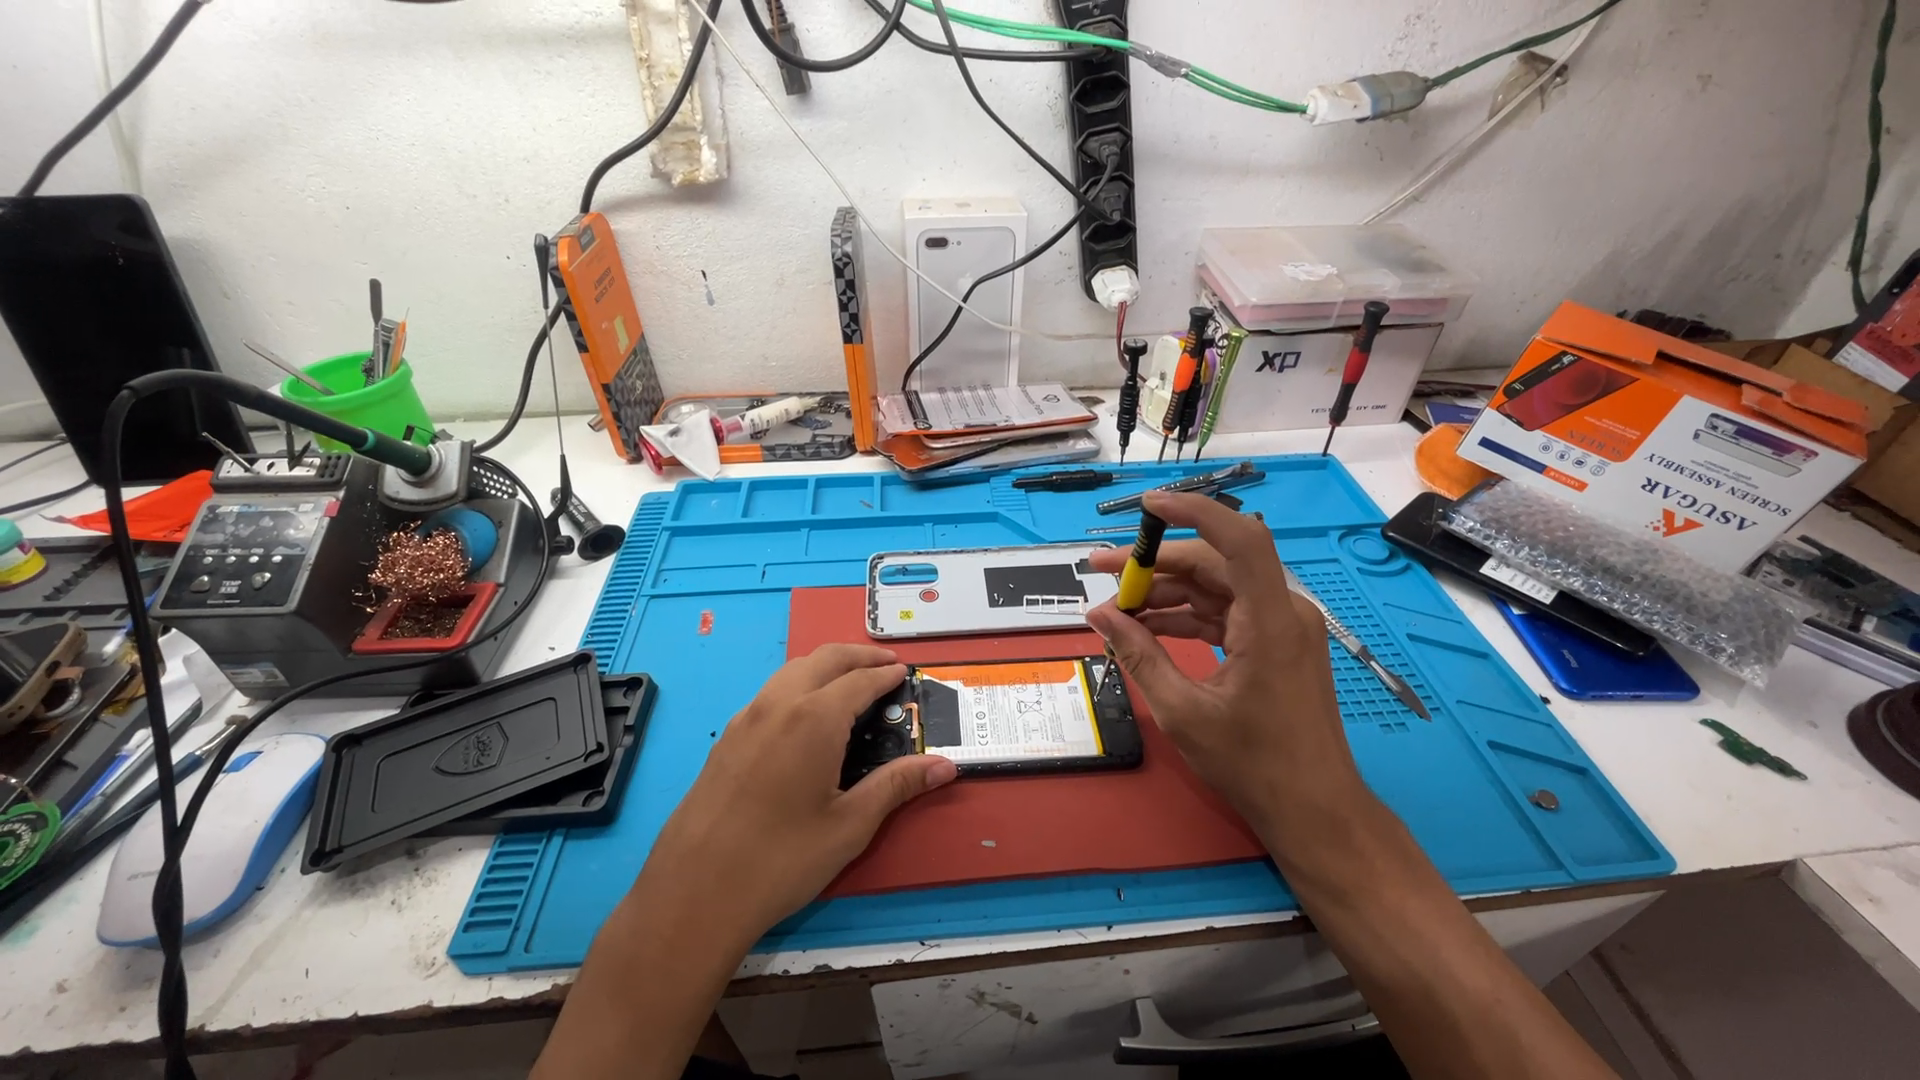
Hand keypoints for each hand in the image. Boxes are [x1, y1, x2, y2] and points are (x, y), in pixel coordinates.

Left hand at [633, 644, 957, 942]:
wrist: (694, 893)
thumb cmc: (782, 859)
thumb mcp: (850, 825)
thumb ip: (896, 785)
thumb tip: (943, 765)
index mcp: (813, 718)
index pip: (859, 680)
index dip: (886, 675)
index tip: (905, 672)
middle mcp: (777, 705)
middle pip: (822, 659)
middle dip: (858, 656)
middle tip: (884, 665)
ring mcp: (744, 720)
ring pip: (790, 672)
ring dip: (825, 666)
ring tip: (849, 684)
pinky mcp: (725, 741)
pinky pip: (769, 694)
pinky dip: (798, 686)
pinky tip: (805, 718)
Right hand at [1086, 492, 1361, 830]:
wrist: (1315, 810)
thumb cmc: (1253, 765)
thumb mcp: (1183, 712)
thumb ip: (1139, 654)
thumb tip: (1099, 616)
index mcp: (1270, 621)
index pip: (1239, 539)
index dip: (1193, 512)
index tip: (1146, 507)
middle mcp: (1283, 611)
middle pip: (1216, 563)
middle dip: (1156, 563)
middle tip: (1101, 571)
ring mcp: (1282, 628)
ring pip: (1217, 587)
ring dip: (1166, 593)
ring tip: (1115, 607)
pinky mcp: (1276, 645)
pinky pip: (1225, 613)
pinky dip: (1186, 616)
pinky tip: (1146, 627)